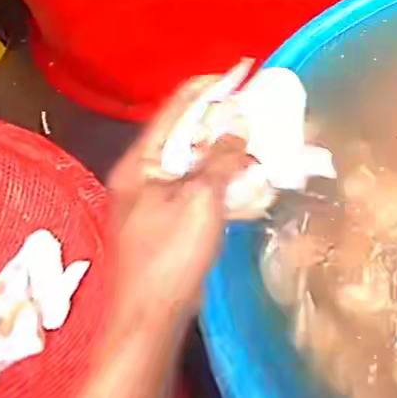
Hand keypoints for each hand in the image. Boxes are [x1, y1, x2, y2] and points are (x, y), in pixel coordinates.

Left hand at [104, 78, 250, 335]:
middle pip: (184, 133)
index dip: (208, 88)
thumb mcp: (200, 200)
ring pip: (193, 161)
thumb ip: (221, 160)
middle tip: (254, 105)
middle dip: (220, 118)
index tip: (239, 74)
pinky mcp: (167, 221)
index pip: (175, 109)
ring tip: (256, 134)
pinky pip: (197, 186)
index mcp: (140, 162)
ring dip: (223, 148)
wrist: (149, 323)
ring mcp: (153, 199)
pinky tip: (244, 176)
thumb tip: (239, 128)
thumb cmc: (169, 257)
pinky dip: (220, 177)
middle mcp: (142, 174)